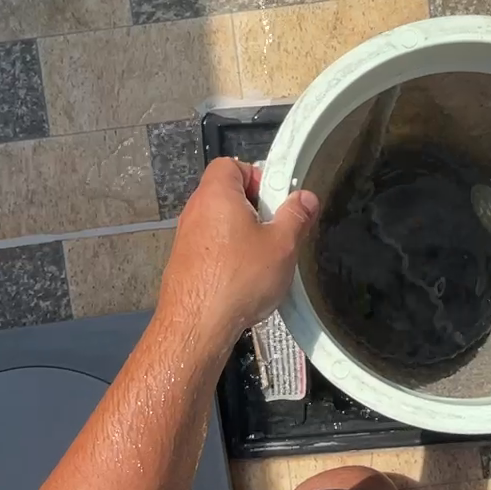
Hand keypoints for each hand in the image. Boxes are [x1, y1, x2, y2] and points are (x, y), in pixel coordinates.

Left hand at [158, 158, 319, 347]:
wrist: (197, 325)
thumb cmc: (238, 280)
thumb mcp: (282, 245)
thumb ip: (296, 216)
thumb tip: (306, 198)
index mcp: (217, 195)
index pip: (231, 164)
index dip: (257, 176)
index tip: (277, 200)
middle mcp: (196, 211)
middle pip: (227, 194)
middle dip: (256, 209)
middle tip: (277, 231)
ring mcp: (186, 238)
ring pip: (221, 223)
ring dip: (244, 234)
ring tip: (264, 259)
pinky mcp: (185, 263)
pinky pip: (212, 247)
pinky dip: (230, 255)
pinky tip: (245, 279)